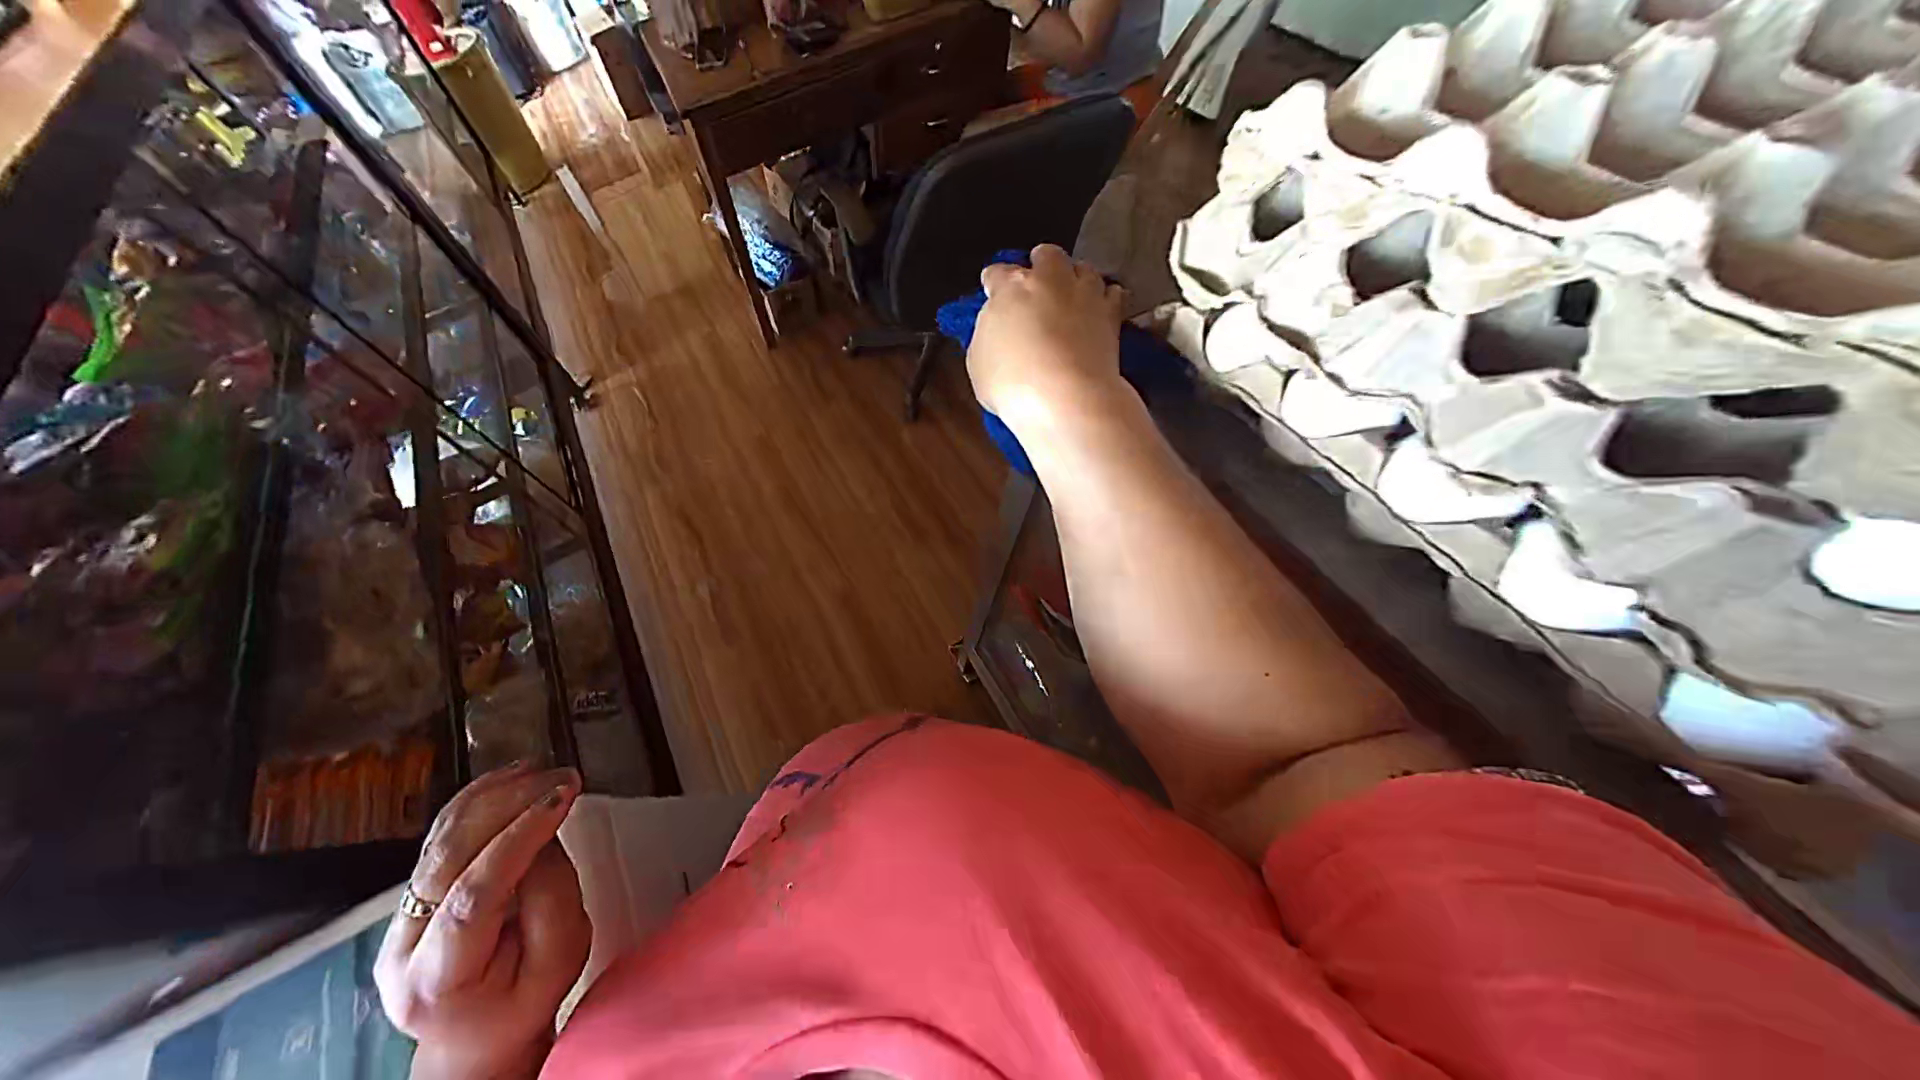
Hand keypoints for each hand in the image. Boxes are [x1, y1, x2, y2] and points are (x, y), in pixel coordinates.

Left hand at [375, 762, 588, 1079]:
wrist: (474, 1034)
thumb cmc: (524, 1002)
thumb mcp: (561, 959)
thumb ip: (554, 898)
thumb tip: (544, 838)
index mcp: (436, 979)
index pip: (473, 896)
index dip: (519, 839)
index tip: (563, 798)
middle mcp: (402, 945)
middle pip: (447, 857)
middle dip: (509, 804)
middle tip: (562, 776)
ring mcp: (399, 916)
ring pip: (440, 839)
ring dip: (494, 794)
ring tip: (543, 769)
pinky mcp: (411, 893)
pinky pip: (441, 835)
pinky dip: (478, 798)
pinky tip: (513, 777)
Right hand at [966, 244, 1128, 431]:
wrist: (1066, 401)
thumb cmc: (1019, 384)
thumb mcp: (978, 365)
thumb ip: (986, 337)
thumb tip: (993, 335)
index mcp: (1010, 288)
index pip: (998, 274)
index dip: (995, 284)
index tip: (995, 293)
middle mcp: (1050, 282)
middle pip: (1047, 256)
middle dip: (1041, 265)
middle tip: (1036, 282)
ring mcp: (1084, 295)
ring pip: (1084, 268)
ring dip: (1077, 277)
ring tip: (1071, 293)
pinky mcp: (1111, 315)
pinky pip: (1114, 293)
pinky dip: (1107, 299)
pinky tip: (1101, 310)